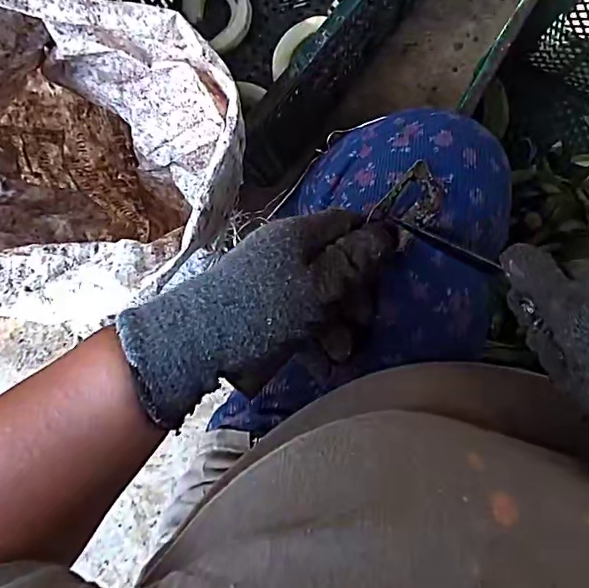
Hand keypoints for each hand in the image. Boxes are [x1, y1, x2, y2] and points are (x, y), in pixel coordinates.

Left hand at [117, 209, 395, 427]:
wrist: (196, 346)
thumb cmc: (266, 310)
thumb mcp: (321, 285)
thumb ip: (357, 260)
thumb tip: (391, 231)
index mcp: (300, 235)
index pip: (347, 223)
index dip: (371, 244)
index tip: (387, 271)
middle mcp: (286, 251)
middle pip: (336, 263)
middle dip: (356, 295)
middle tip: (364, 322)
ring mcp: (272, 282)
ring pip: (320, 296)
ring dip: (338, 324)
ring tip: (342, 353)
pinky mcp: (262, 311)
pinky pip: (299, 318)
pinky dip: (314, 338)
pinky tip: (323, 363)